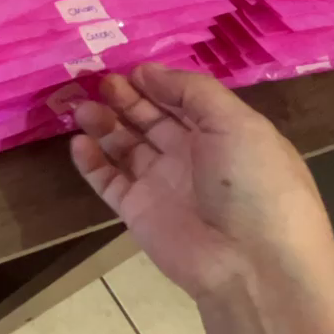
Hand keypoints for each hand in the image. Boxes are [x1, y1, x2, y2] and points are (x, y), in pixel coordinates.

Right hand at [70, 65, 333, 299]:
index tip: (127, 68)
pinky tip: (79, 143)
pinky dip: (91, 161)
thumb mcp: (237, 125)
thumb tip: (148, 71)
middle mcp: (192, 155)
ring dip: (103, 123)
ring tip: (83, 109)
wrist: (250, 264)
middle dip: (124, 98)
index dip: (157, 82)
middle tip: (97, 82)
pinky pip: (107, 179)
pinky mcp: (135, 208)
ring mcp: (161, 183)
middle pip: (149, 119)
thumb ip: (192, 93)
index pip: (184, 100)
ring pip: (123, 145)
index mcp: (225, 134)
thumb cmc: (253, 186)